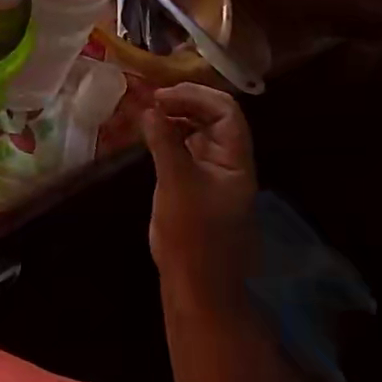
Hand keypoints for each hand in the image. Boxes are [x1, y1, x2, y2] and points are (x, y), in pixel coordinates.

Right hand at [144, 83, 258, 290]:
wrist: (196, 284)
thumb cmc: (193, 234)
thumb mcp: (177, 184)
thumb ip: (164, 142)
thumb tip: (148, 108)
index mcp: (235, 160)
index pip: (226, 112)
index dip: (195, 97)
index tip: (161, 98)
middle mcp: (226, 160)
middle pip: (213, 116)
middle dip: (184, 101)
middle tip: (150, 100)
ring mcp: (209, 171)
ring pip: (197, 129)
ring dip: (174, 114)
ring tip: (146, 111)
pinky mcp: (191, 182)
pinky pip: (182, 145)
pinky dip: (166, 133)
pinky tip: (148, 132)